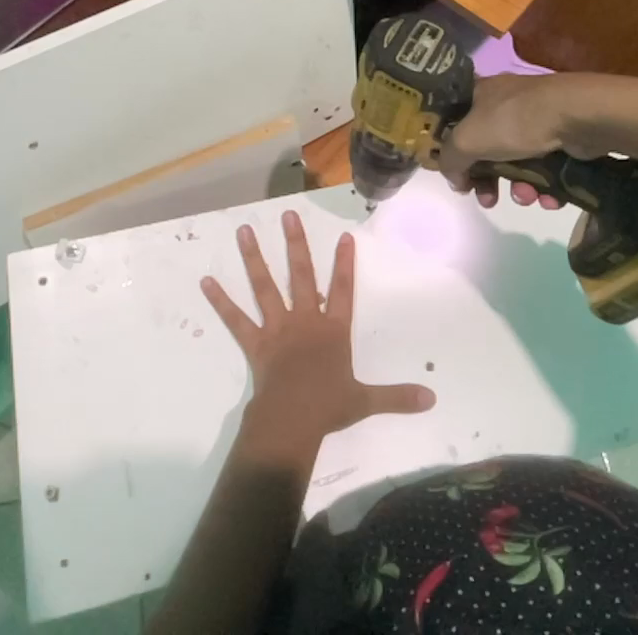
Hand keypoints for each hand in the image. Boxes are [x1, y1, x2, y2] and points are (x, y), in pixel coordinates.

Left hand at [202, 212, 434, 459]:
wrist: (292, 420)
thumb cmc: (329, 407)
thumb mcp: (366, 401)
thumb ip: (397, 397)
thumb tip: (431, 399)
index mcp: (333, 331)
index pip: (343, 290)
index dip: (344, 263)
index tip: (343, 237)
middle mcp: (305, 321)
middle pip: (301, 275)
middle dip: (296, 244)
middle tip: (288, 215)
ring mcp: (277, 328)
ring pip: (265, 286)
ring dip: (254, 258)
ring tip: (243, 231)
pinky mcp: (255, 343)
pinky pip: (236, 319)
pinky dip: (220, 301)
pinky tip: (206, 282)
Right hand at [434, 74, 591, 209]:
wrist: (577, 116)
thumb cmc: (514, 121)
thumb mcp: (466, 141)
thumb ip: (450, 161)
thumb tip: (456, 179)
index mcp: (479, 94)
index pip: (455, 119)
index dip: (451, 148)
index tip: (456, 174)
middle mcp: (506, 104)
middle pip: (486, 148)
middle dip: (487, 180)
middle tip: (488, 200)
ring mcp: (536, 120)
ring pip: (517, 162)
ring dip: (519, 188)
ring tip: (526, 198)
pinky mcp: (561, 137)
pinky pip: (544, 168)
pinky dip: (544, 187)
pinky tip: (549, 198)